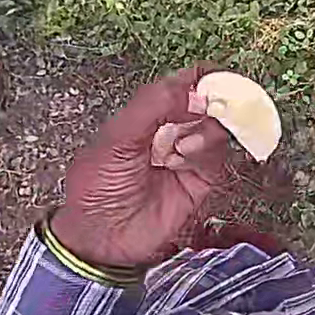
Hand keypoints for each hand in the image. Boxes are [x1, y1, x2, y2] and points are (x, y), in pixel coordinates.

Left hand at [51, 67, 232, 268]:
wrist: (102, 236)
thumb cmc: (99, 185)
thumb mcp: (117, 137)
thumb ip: (152, 106)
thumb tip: (194, 90)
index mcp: (148, 114)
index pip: (181, 85)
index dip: (200, 78)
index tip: (215, 77)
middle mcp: (172, 131)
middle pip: (206, 104)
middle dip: (211, 101)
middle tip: (210, 105)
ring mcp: (188, 155)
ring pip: (215, 129)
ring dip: (203, 130)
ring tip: (182, 146)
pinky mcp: (200, 181)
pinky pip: (215, 157)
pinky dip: (204, 152)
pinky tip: (183, 159)